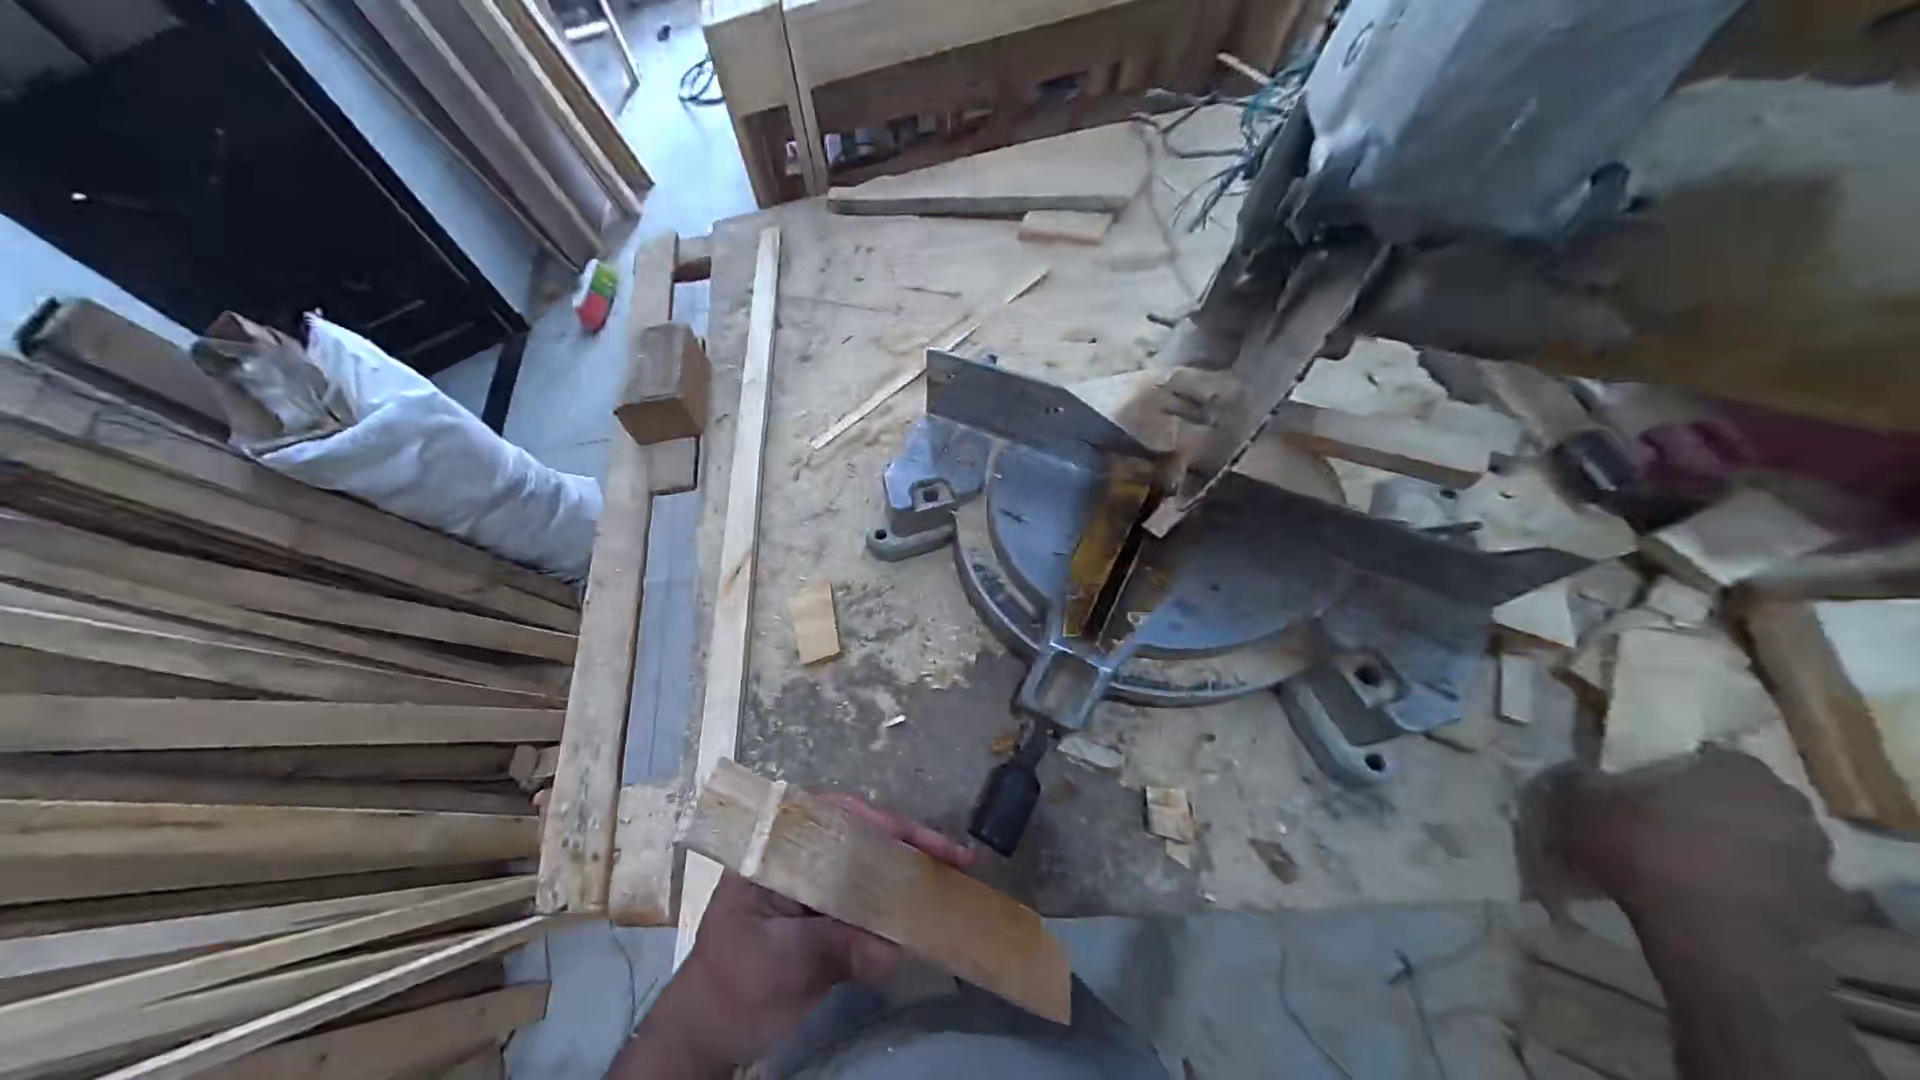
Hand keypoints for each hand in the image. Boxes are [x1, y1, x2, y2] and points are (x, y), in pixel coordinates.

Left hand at [609, 795, 974, 1078]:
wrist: (708, 1034)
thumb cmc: (732, 990)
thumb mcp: (781, 966)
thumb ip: (835, 950)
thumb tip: (894, 950)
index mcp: (776, 852)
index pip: (833, 818)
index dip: (880, 823)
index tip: (918, 842)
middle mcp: (799, 856)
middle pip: (860, 833)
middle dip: (908, 841)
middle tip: (956, 858)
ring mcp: (815, 881)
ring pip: (870, 859)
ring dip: (910, 865)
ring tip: (955, 872)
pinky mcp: (829, 908)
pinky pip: (870, 892)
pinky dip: (900, 897)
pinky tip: (929, 903)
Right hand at [1530, 747, 1861, 937]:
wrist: (1707, 934)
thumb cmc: (1642, 848)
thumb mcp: (1578, 801)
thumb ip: (1576, 779)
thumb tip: (1575, 772)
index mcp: (1738, 770)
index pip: (1707, 757)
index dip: (1673, 772)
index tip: (1644, 788)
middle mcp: (1790, 807)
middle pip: (1742, 801)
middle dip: (1709, 812)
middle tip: (1664, 827)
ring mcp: (1819, 862)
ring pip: (1764, 846)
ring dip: (1733, 853)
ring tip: (1686, 870)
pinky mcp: (1826, 911)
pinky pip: (1779, 891)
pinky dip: (1751, 893)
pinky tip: (1710, 901)